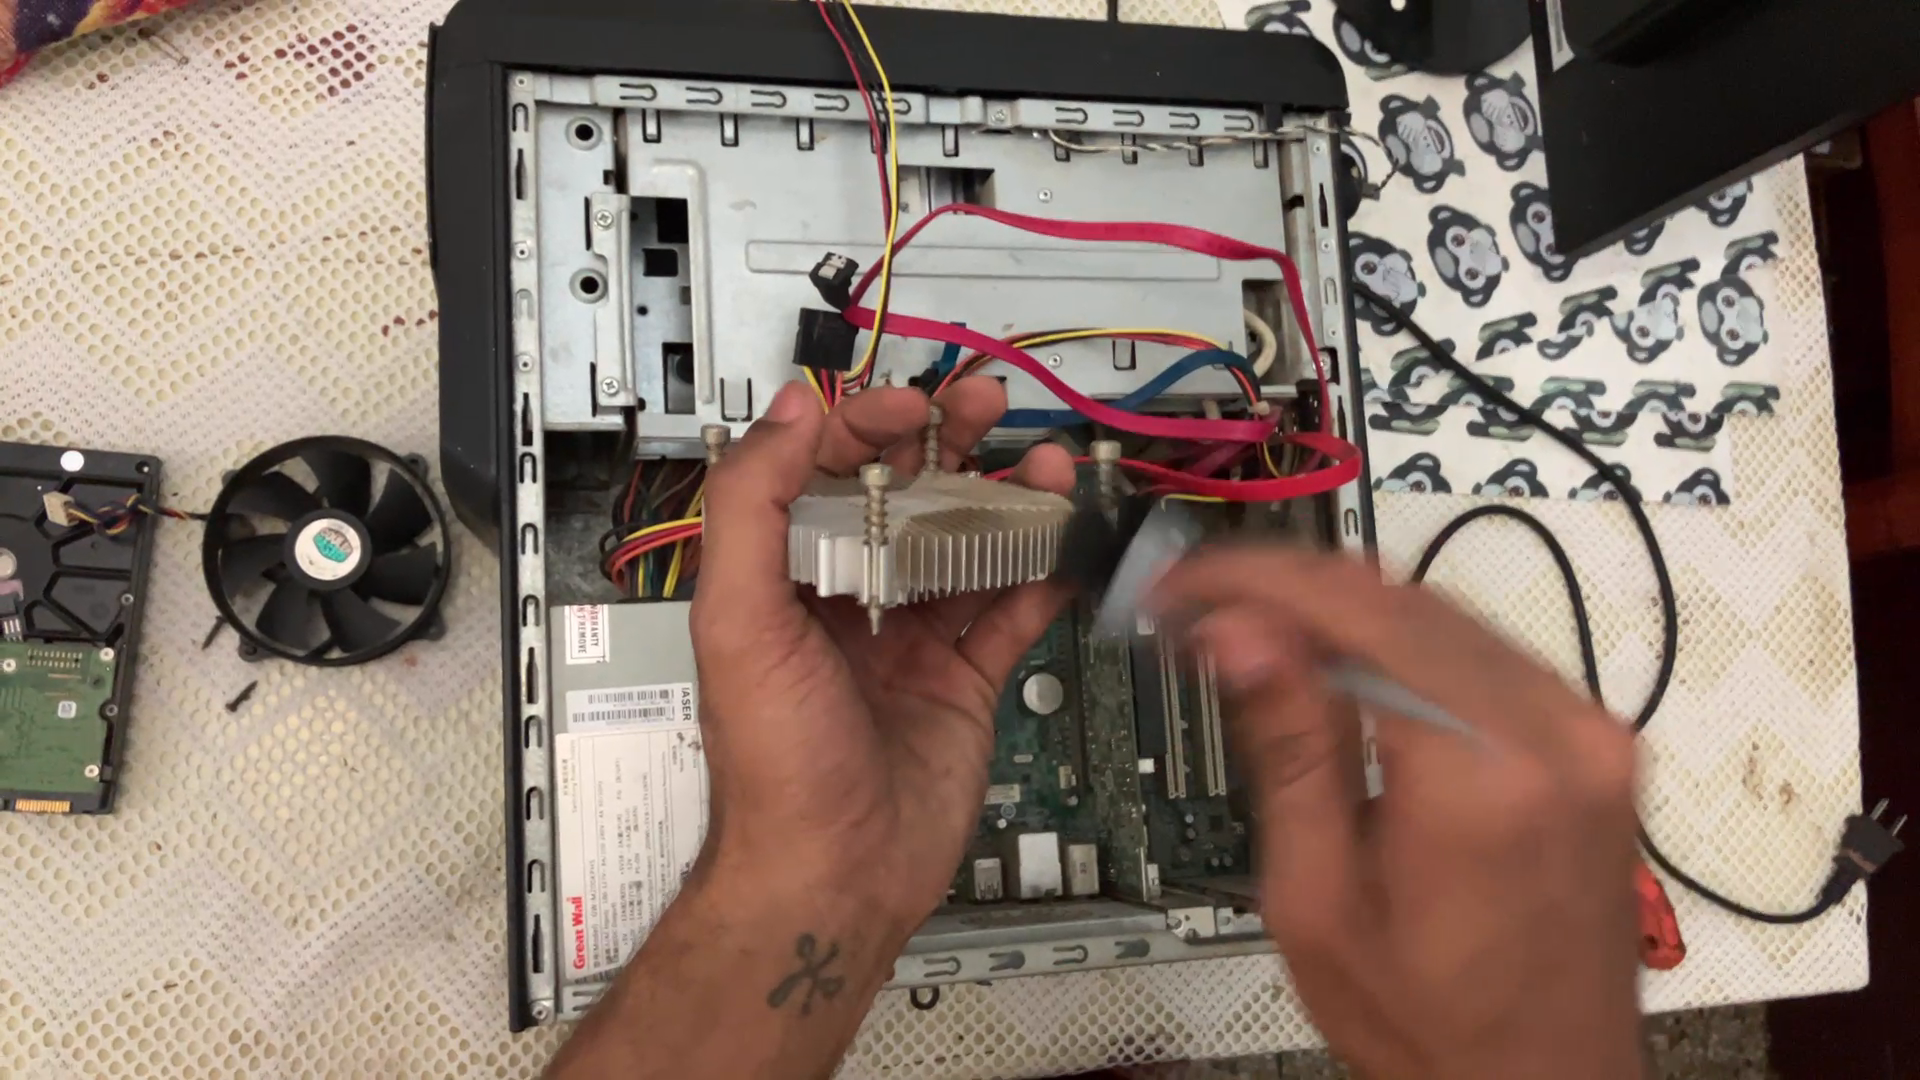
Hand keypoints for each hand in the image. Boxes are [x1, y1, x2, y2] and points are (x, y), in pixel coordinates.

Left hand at [691, 377, 1075, 932]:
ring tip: (1043, 468)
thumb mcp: (740, 622)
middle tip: (986, 405)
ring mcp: (912, 635)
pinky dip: (1037, 576)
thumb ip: (753, 508)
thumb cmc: (777, 758)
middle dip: (947, 444)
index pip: (830, 474)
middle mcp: (853, 597)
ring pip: (966, 547)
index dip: (869, 426)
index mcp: (793, 577)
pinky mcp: (963, 675)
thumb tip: (789, 413)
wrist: (836, 872)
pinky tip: (1062, 543)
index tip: (914, 404)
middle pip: (906, 499)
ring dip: (1005, 502)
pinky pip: (1008, 612)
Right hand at [1153, 549, 1643, 1079]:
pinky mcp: (1578, 735)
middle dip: (1272, 585)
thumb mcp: (1315, 894)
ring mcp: (1581, 728)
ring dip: (1317, 604)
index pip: (1352, 614)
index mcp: (1484, 777)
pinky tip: (1312, 653)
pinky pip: (1458, 643)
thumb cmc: (1422, 1018)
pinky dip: (1370, 633)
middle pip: (1388, 596)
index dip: (1248, 581)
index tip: (1179, 585)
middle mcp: (1555, 733)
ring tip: (1236, 626)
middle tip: (1191, 603)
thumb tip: (1235, 636)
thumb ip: (1285, 747)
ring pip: (1421, 605)